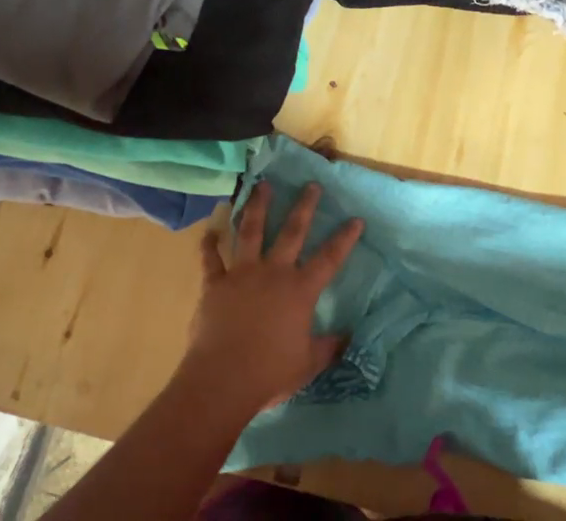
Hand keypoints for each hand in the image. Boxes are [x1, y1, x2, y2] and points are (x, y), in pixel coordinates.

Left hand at [180, 182, 364, 413]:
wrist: (222, 380)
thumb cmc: (270, 373)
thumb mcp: (309, 363)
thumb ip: (329, 347)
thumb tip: (348, 338)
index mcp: (300, 291)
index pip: (329, 258)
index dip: (344, 238)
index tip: (356, 219)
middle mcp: (273, 273)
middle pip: (291, 232)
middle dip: (304, 206)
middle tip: (311, 184)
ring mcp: (242, 274)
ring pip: (251, 232)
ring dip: (257, 207)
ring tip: (262, 185)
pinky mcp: (215, 284)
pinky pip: (211, 260)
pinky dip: (209, 245)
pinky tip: (210, 230)